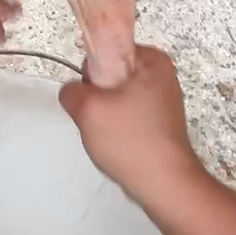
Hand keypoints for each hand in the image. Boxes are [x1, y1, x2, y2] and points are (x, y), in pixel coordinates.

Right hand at [59, 46, 206, 205]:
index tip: (92, 96)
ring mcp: (165, 99)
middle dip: (99, 95)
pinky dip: (121, 126)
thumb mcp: (87, 109)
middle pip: (112, 73)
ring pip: (119, 95)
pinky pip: (130, 113)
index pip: (106, 49)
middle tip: (99, 117)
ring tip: (109, 133)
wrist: (165, 185)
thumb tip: (73, 93)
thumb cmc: (130, 140)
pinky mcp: (164, 121)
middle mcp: (163, 74)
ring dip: (108, 113)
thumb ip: (70, 91)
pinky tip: (119, 143)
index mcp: (152, 59)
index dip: (91, 72)